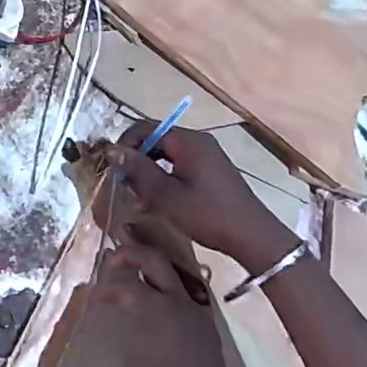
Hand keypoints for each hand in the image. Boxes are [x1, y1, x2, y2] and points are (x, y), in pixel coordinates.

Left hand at [93, 241, 227, 366]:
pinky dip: (109, 288)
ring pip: (150, 261)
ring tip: (106, 263)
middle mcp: (194, 311)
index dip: (168, 277)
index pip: (190, 290)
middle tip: (124, 243)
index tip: (151, 269)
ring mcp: (174, 304)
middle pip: (171, 265)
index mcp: (207, 332)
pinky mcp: (150, 305)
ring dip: (125, 259)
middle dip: (145, 251)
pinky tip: (96, 297)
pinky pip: (125, 284)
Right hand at [108, 122, 300, 274]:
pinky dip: (163, 181)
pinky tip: (155, 203)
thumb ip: (138, 170)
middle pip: (155, 141)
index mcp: (188, 141)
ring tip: (136, 199)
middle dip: (136, 161)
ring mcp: (205, 157)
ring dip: (148, 174)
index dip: (125, 145)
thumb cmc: (208, 214)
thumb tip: (113, 151)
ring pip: (165, 157)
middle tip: (122, 186)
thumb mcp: (167, 195)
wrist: (253, 237)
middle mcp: (197, 142)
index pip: (145, 128)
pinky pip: (178, 168)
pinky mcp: (209, 173)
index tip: (113, 169)